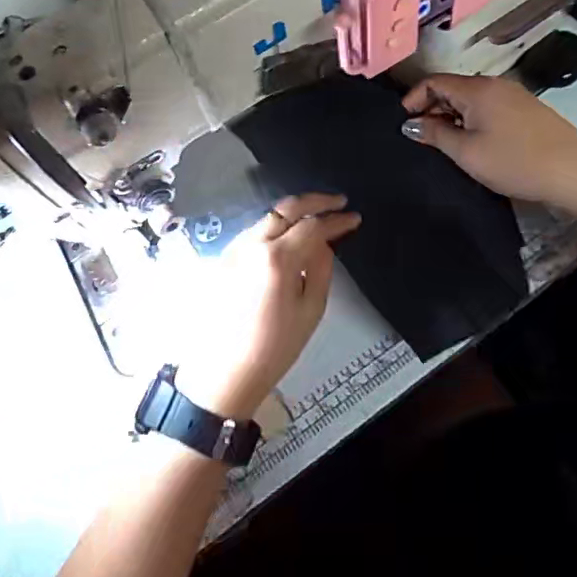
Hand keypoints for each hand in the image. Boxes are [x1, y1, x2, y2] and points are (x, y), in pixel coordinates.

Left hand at [176, 193, 359, 419]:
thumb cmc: (273, 348)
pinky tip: (288, 236)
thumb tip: (323, 243)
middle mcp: (250, 245)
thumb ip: (321, 269)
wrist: (223, 375)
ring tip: (317, 217)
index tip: (354, 218)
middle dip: (316, 201)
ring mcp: (232, 250)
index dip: (337, 220)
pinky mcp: (222, 260)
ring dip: (294, 212)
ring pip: (267, 217)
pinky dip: (275, 226)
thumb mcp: (311, 311)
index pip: (312, 226)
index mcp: (276, 258)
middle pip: (286, 208)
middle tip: (338, 202)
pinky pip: (254, 232)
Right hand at [400, 74, 576, 231]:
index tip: (403, 125)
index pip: (433, 81)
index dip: (413, 99)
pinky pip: (489, 108)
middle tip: (421, 139)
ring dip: (452, 117)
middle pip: (452, 88)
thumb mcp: (466, 152)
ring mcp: (514, 96)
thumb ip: (434, 134)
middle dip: (431, 109)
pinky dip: (472, 121)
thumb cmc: (515, 162)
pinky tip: (473, 145)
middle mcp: (495, 84)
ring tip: (444, 146)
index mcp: (477, 88)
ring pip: (471, 99)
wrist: (572, 172)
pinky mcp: (526, 110)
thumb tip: (410, 124)